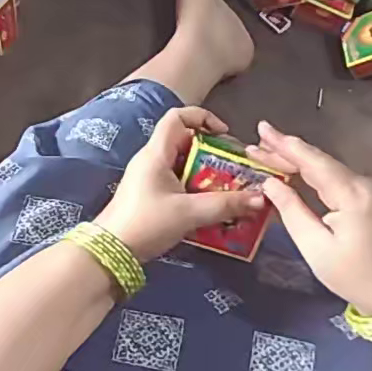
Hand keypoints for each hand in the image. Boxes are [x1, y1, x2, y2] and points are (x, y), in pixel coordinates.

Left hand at [96, 107, 265, 261]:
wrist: (111, 253)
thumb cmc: (146, 223)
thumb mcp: (189, 213)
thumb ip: (225, 205)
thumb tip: (260, 199)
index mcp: (156, 154)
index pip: (177, 117)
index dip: (202, 118)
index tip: (224, 134)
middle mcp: (150, 161)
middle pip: (184, 142)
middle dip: (212, 153)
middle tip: (233, 168)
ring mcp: (148, 180)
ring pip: (182, 166)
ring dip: (206, 175)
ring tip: (228, 189)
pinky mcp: (148, 197)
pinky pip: (177, 184)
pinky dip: (195, 190)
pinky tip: (210, 207)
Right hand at [248, 121, 371, 314]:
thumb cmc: (352, 275)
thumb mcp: (314, 246)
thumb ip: (291, 210)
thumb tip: (270, 183)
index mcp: (351, 195)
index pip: (313, 161)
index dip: (285, 144)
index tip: (262, 128)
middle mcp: (363, 184)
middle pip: (319, 161)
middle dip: (286, 150)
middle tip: (256, 141)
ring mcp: (369, 189)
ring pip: (326, 168)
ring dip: (296, 161)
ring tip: (267, 152)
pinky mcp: (369, 198)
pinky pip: (335, 178)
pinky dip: (311, 173)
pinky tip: (293, 170)